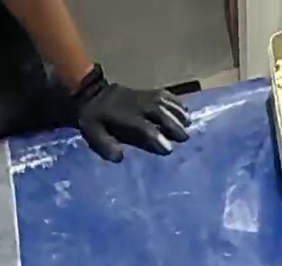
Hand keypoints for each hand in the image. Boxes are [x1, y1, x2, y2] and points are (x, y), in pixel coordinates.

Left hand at [71, 65, 190, 162]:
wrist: (92, 95)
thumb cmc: (94, 121)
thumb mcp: (94, 136)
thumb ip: (106, 146)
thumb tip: (120, 157)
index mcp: (126, 118)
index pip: (145, 129)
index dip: (156, 138)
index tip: (168, 149)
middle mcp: (139, 106)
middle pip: (160, 114)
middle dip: (173, 125)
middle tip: (185, 138)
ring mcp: (144, 97)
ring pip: (165, 103)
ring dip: (178, 113)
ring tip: (189, 124)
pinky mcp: (147, 92)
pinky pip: (164, 95)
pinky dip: (175, 102)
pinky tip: (184, 110)